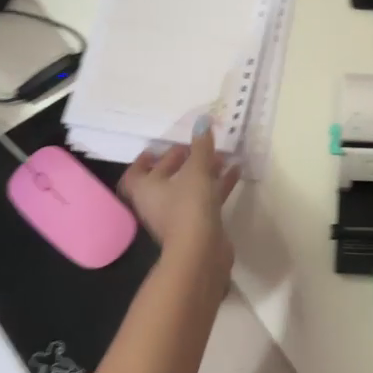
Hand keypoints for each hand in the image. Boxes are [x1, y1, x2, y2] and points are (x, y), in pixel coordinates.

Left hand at [119, 115, 239, 275]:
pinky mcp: (197, 225)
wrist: (201, 252)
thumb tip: (203, 120)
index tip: (159, 147)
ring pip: (188, 188)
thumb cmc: (189, 206)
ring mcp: (176, 216)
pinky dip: (218, 185)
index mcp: (146, 189)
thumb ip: (201, 146)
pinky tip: (236, 171)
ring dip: (203, 172)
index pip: (136, 172)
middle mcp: (156, 203)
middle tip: (198, 147)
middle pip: (165, 178)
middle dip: (182, 161)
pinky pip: (205, 199)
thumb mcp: (197, 170)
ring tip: (222, 157)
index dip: (145, 159)